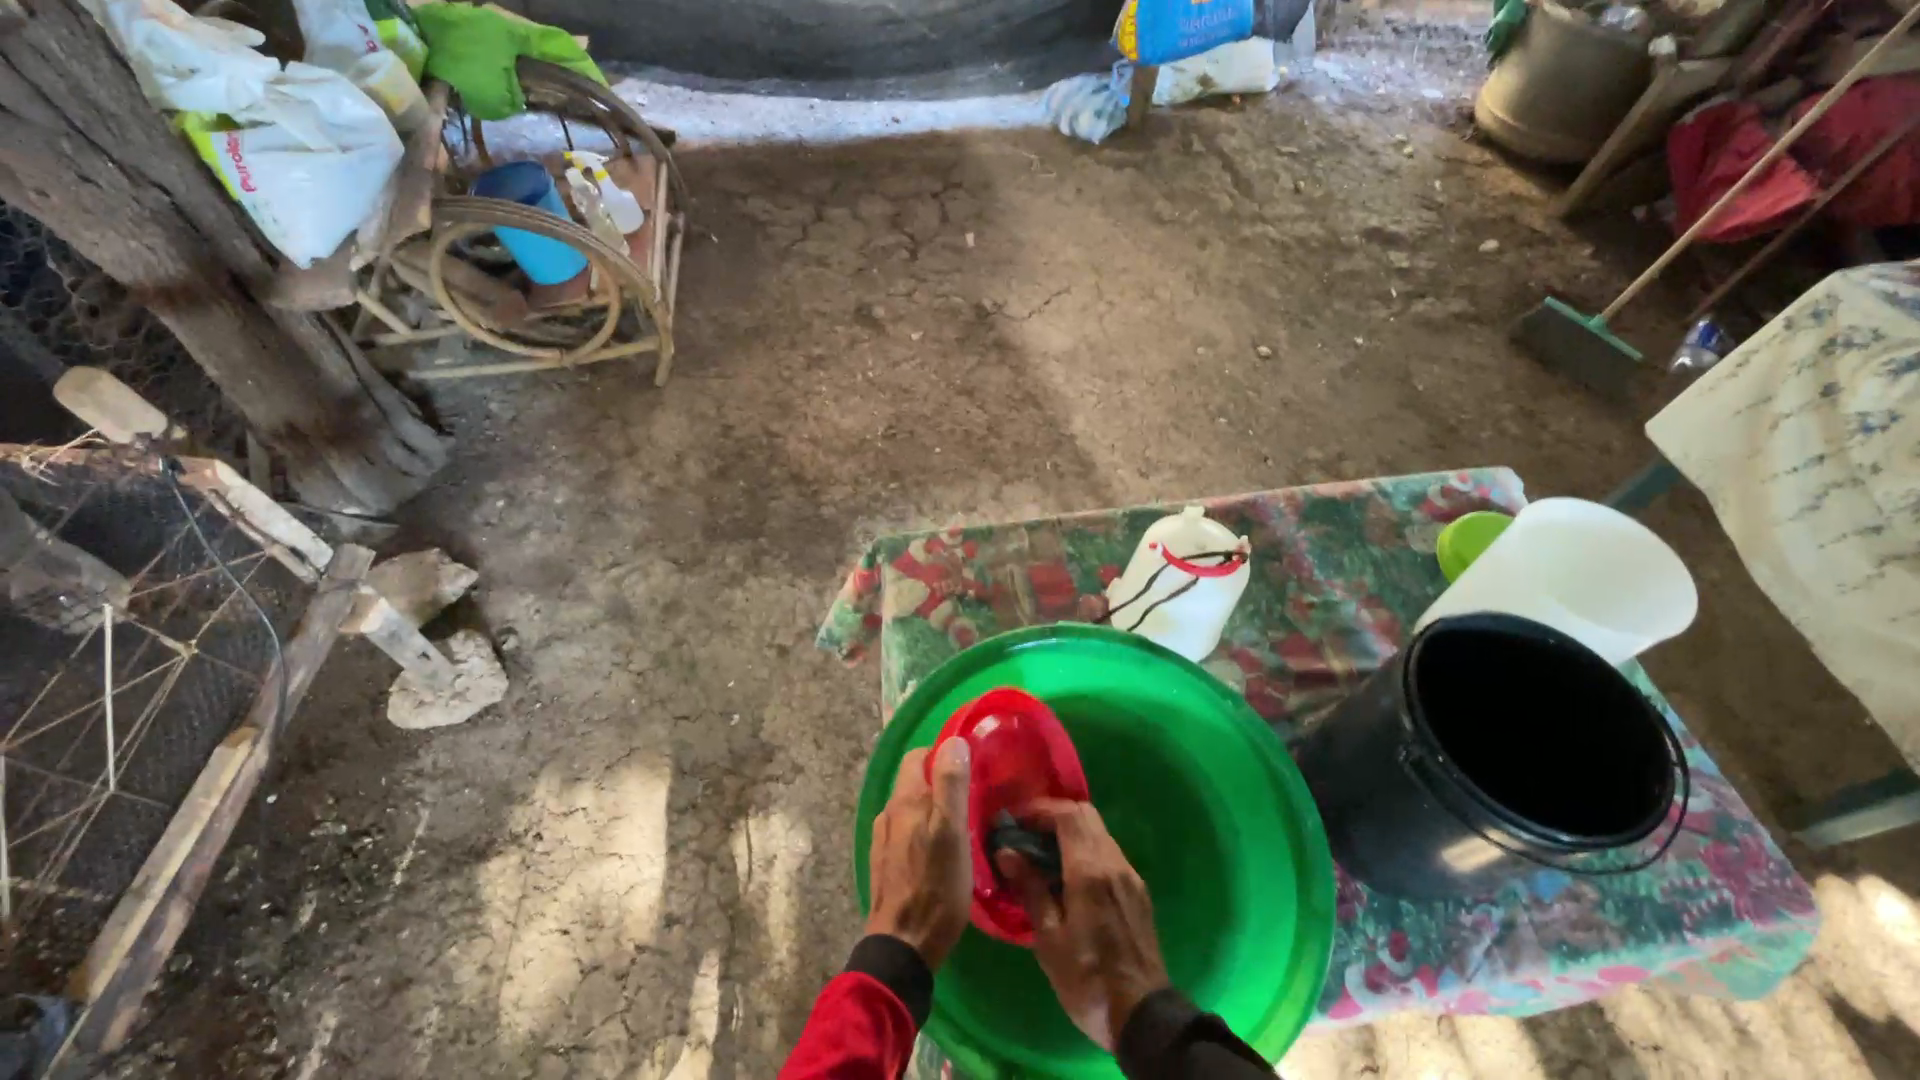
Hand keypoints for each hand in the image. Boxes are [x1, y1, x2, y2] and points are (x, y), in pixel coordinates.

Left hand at [865, 738, 971, 969]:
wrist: (903, 946)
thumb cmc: (935, 887)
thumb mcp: (952, 832)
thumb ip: (950, 784)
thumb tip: (953, 740)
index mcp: (904, 800)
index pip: (918, 756)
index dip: (944, 756)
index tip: (972, 770)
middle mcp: (888, 814)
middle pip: (915, 783)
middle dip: (942, 785)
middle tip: (975, 800)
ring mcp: (883, 841)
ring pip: (913, 811)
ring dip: (935, 812)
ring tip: (965, 827)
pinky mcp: (886, 865)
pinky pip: (908, 835)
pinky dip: (926, 834)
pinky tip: (944, 854)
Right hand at [995, 799, 1168, 1050]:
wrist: (1143, 1015)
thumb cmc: (1087, 980)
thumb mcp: (1049, 938)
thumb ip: (1030, 888)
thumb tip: (1007, 853)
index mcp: (1090, 871)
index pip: (1067, 814)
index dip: (1038, 809)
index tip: (1012, 821)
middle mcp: (1114, 863)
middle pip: (1086, 815)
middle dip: (1052, 815)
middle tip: (1024, 834)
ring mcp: (1130, 876)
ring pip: (1099, 832)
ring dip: (1069, 832)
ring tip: (1040, 854)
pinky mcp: (1137, 891)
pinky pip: (1108, 853)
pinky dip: (1084, 850)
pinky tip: (1066, 876)